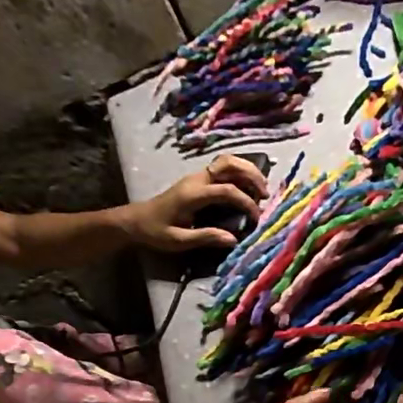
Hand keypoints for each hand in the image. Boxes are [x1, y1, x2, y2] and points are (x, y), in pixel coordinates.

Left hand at [124, 155, 268, 250]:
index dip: (246, 202)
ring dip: (248, 171)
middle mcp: (197, 179)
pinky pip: (223, 169)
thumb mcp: (178, 241)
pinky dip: (240, 174)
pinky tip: (249, 188)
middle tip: (265, 194)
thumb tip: (233, 239)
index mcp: (192, 194)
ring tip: (262, 190)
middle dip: (251, 175)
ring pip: (227, 162)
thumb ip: (205, 238)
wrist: (136, 220)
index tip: (256, 218)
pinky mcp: (199, 179)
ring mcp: (198, 176)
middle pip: (229, 164)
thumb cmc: (155, 231)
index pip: (227, 190)